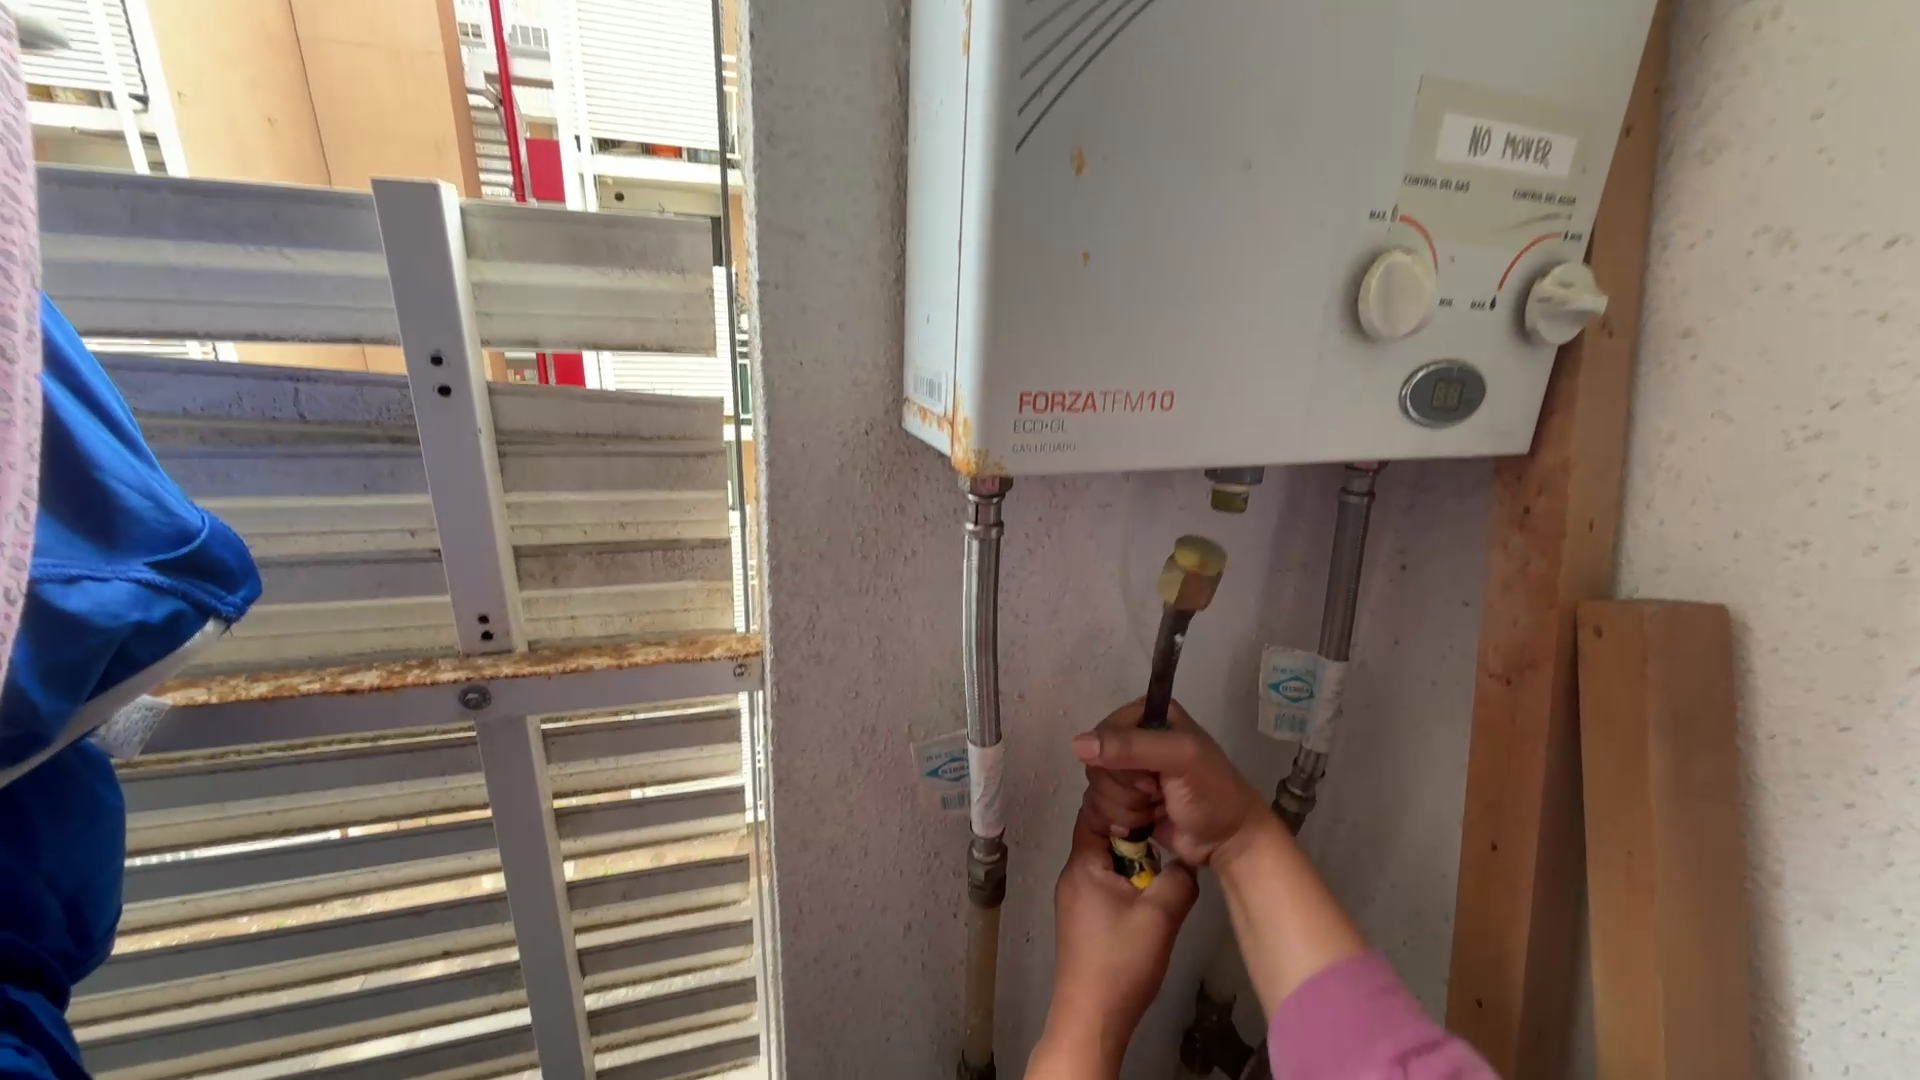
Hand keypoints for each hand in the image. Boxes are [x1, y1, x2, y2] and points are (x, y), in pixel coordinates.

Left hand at [1030, 809, 1197, 1076]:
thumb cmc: (1121, 960)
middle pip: (1101, 835)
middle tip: (1164, 826)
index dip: (1122, 799)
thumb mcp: (1160, 916)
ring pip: (1105, 860)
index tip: (1153, 796)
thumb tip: (1187, 861)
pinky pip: (1105, 882)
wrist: (1093, 1017)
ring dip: (1132, 857)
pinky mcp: (1083, 917)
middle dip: (1132, 829)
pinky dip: (1126, 878)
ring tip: (1162, 857)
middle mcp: (1073, 874)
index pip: (1095, 812)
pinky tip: (1149, 890)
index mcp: (1082, 864)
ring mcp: (1076, 897)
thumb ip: (1178, 880)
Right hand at [1074, 699, 1270, 867]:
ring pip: (1096, 787)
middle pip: (1097, 762)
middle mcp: (1136, 738)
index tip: (1150, 776)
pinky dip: (1120, 819)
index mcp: (1150, 714)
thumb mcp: (1180, 759)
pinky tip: (1144, 823)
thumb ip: (1132, 747)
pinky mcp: (1127, 800)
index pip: (1104, 731)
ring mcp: (1131, 771)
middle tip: (1155, 793)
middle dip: (1123, 787)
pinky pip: (1100, 806)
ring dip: (1124, 807)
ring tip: (1154, 810)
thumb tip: (1077, 745)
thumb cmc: (1212, 794)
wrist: (1230, 842)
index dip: (1119, 759)